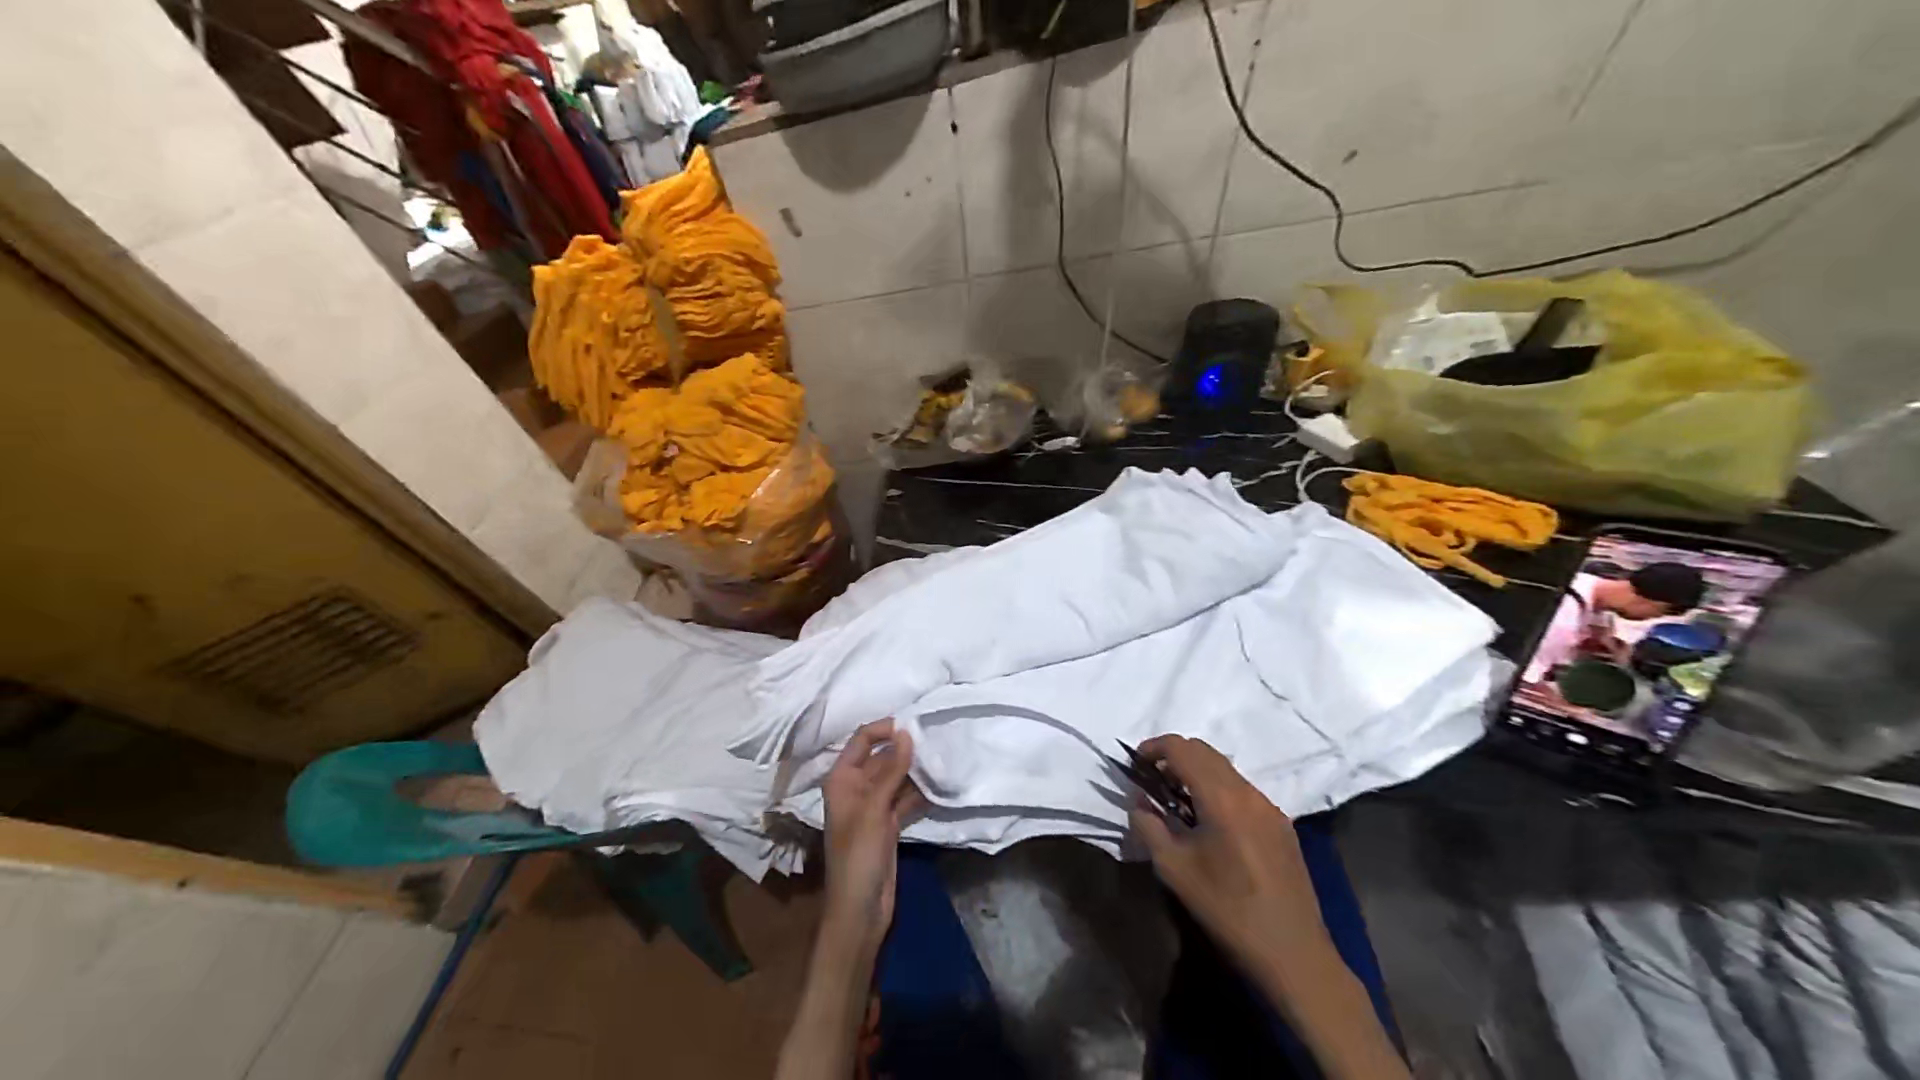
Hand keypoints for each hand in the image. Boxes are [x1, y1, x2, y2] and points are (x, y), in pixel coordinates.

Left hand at [820, 719, 925, 958]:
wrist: (860, 910)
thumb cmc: (858, 856)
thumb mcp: (874, 809)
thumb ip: (892, 770)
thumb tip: (907, 732)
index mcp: (842, 779)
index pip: (863, 740)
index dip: (886, 729)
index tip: (915, 723)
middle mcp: (857, 787)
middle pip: (883, 757)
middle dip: (907, 749)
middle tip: (939, 738)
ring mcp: (874, 806)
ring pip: (898, 778)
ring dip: (917, 770)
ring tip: (945, 757)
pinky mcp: (889, 824)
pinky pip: (907, 798)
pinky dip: (921, 792)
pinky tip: (942, 784)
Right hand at [1128, 735, 1336, 990]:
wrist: (1293, 953)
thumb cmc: (1226, 910)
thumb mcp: (1173, 870)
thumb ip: (1149, 826)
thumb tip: (1139, 801)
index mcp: (1221, 798)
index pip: (1182, 749)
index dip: (1154, 747)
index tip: (1135, 763)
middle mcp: (1248, 792)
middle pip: (1205, 751)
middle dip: (1174, 756)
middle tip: (1152, 779)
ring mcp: (1270, 807)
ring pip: (1225, 769)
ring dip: (1197, 771)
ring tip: (1177, 800)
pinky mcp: (1282, 825)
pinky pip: (1242, 790)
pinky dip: (1218, 789)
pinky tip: (1209, 821)